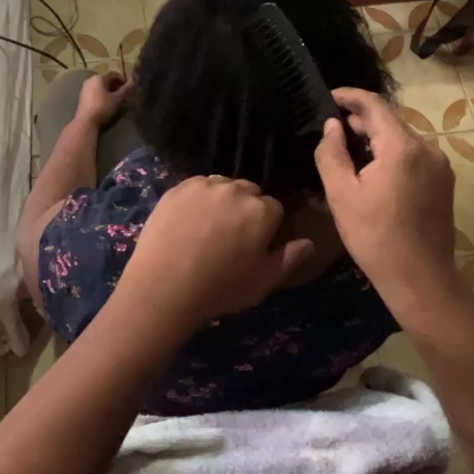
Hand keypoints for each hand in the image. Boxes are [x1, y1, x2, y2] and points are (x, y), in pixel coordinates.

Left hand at [75, 73, 130, 127]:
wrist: (86, 121)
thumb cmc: (103, 107)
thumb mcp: (117, 99)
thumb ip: (126, 89)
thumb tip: (133, 82)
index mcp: (99, 77)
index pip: (113, 74)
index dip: (122, 79)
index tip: (129, 87)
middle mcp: (90, 80)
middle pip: (106, 79)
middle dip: (116, 85)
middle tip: (123, 94)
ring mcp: (85, 88)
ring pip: (100, 86)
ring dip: (109, 90)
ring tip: (116, 99)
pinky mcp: (82, 96)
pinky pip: (95, 91)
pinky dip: (102, 94)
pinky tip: (106, 102)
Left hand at [115, 176, 314, 327]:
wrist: (164, 285)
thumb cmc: (220, 288)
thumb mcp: (263, 282)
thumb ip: (289, 258)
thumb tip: (309, 242)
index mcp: (261, 210)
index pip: (274, 209)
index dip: (266, 228)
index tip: (254, 245)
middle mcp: (235, 189)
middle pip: (249, 192)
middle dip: (246, 209)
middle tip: (232, 236)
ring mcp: (204, 186)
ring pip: (223, 186)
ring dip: (222, 200)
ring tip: (209, 227)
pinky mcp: (177, 188)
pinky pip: (196, 187)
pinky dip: (198, 199)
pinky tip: (188, 221)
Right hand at [314, 88, 457, 300]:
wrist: (420, 278)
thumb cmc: (375, 236)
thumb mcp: (341, 193)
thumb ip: (332, 153)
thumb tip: (331, 126)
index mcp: (402, 147)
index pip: (375, 105)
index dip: (350, 96)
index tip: (329, 97)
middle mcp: (427, 148)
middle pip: (390, 121)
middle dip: (361, 121)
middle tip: (332, 132)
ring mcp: (440, 165)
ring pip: (402, 138)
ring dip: (376, 139)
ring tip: (349, 153)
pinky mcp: (444, 181)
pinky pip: (413, 155)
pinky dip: (391, 154)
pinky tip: (373, 172)